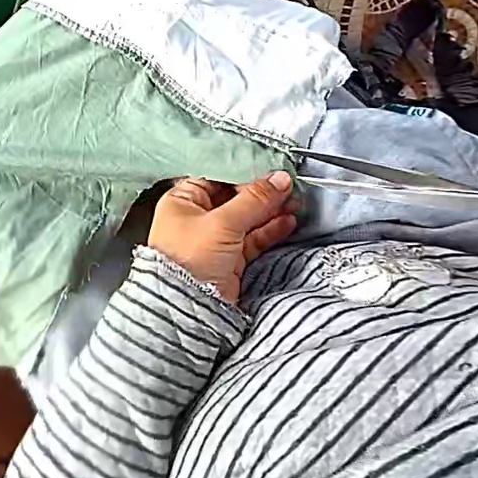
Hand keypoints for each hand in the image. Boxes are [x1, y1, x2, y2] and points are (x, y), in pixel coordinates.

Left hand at [147, 172, 296, 301]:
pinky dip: (270, 230)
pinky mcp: (229, 257)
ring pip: (248, 218)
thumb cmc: (187, 260)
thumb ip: (254, 199)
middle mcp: (197, 218)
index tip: (270, 170)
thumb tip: (278, 180)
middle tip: (286, 186)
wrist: (187, 306)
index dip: (246, 173)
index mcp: (184, 200)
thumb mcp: (222, 222)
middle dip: (263, 193)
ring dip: (271, 210)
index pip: (219, 178)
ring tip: (293, 202)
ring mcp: (214, 238)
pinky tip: (286, 221)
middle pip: (236, 198)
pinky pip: (253, 238)